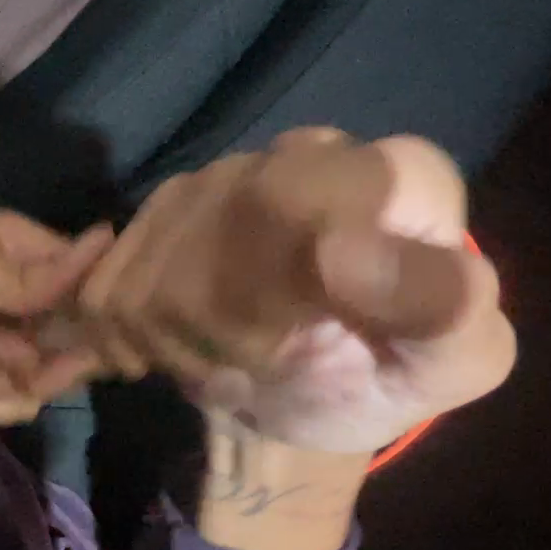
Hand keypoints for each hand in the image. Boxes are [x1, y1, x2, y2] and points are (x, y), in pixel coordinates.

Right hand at [0, 130, 516, 453]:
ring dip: (174, 343)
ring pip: (146, 281)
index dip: (269, 298)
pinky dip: (124, 339)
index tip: (286, 354)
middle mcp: (292, 156)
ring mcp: (208, 184)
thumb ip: (437, 308)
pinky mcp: (149, 221)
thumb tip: (342, 251)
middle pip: (207, 253)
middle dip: (221, 333)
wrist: (304, 393)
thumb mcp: (447, 365)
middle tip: (255, 365)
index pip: (293, 199)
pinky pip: (102, 290)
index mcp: (387, 175)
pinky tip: (167, 348)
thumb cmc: (378, 377)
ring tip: (218, 358)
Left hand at [0, 212, 105, 442]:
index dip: (79, 302)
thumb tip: (101, 245)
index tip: (52, 331)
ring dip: (10, 385)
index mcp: (2, 244)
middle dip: (44, 357)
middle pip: (75, 323)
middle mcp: (13, 285)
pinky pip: (25, 396)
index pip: (77, 262)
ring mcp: (7, 334)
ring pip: (54, 366)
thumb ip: (15, 273)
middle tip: (1, 362)